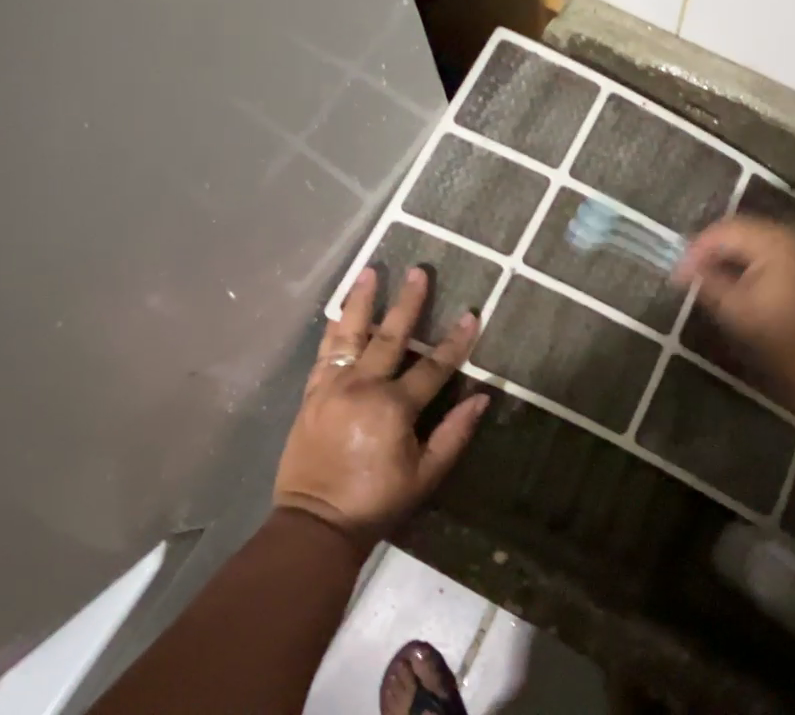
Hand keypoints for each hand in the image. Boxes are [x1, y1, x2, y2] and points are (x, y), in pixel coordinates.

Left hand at [272, 267, 489, 547]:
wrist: (315, 523)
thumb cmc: (377, 501)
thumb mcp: (425, 474)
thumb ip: (454, 434)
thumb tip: (482, 397)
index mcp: (393, 407)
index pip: (433, 366)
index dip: (457, 342)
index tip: (473, 314)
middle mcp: (362, 386)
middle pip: (390, 336)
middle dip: (408, 302)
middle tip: (419, 270)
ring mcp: (332, 387)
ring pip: (350, 334)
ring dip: (362, 301)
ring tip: (371, 271)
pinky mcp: (312, 394)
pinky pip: (325, 352)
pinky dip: (334, 328)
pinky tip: (341, 310)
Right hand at [674, 217, 794, 361]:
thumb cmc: (771, 332)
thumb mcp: (731, 306)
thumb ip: (704, 280)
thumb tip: (678, 268)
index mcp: (773, 242)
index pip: (725, 232)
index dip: (697, 248)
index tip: (677, 268)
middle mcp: (783, 234)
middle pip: (734, 229)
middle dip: (706, 247)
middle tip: (684, 267)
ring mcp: (788, 244)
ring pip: (742, 236)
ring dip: (718, 251)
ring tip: (696, 269)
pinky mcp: (788, 255)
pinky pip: (753, 245)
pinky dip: (733, 256)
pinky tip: (717, 270)